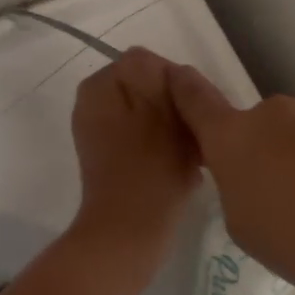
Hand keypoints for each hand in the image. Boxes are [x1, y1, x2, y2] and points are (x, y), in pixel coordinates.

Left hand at [69, 48, 201, 260]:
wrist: (129, 231)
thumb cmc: (150, 168)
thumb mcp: (158, 109)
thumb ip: (154, 75)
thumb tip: (155, 65)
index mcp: (98, 86)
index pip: (150, 63)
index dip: (180, 85)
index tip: (199, 112)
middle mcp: (93, 104)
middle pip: (151, 90)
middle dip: (179, 110)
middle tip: (201, 138)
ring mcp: (100, 132)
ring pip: (154, 118)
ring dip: (178, 133)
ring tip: (195, 158)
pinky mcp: (112, 160)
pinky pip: (147, 143)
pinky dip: (168, 153)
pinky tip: (185, 171)